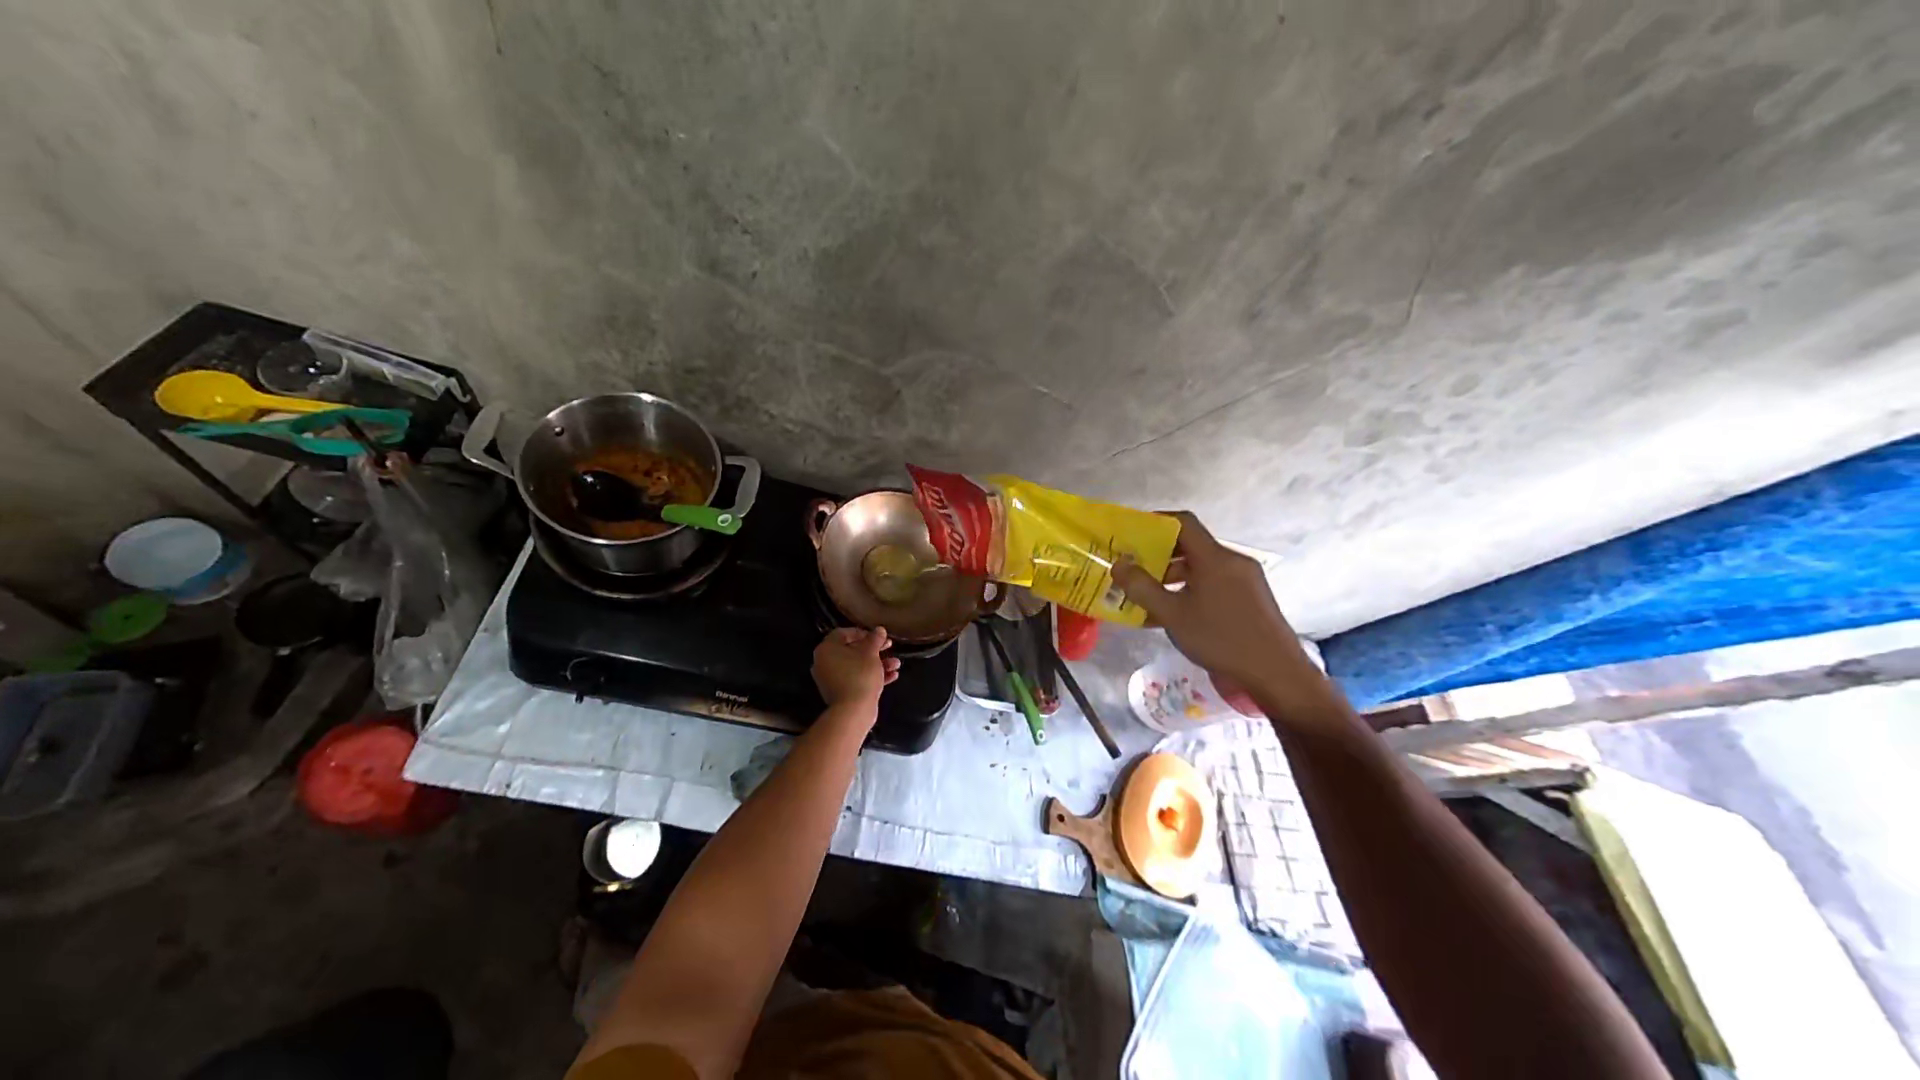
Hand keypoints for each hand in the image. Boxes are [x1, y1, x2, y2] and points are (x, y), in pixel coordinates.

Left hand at [812, 627, 899, 710]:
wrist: (853, 710)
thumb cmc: (860, 674)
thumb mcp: (870, 653)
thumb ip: (875, 639)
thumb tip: (879, 630)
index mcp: (827, 649)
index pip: (843, 633)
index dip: (863, 632)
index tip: (879, 636)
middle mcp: (825, 663)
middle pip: (852, 650)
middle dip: (874, 650)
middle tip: (890, 647)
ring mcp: (832, 680)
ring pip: (857, 666)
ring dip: (878, 664)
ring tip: (896, 664)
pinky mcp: (841, 693)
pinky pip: (857, 679)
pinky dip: (872, 676)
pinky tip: (892, 676)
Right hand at [1112, 512, 1307, 692]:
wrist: (1275, 673)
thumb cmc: (1220, 639)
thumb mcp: (1173, 615)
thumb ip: (1142, 588)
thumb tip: (1118, 564)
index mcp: (1215, 557)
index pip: (1183, 523)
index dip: (1155, 522)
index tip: (1131, 533)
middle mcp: (1232, 561)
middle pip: (1191, 546)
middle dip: (1159, 555)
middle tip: (1132, 568)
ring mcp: (1245, 579)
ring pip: (1202, 567)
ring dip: (1173, 576)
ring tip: (1147, 596)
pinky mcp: (1250, 598)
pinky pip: (1214, 583)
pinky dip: (1191, 590)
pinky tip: (1174, 613)